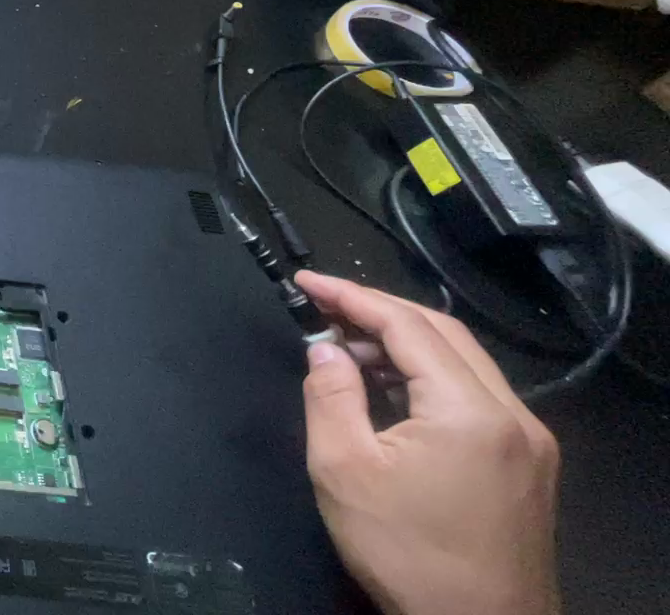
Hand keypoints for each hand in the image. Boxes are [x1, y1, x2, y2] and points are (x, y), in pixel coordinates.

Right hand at [296, 270, 560, 614]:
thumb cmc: (403, 548)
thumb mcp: (343, 466)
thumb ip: (330, 394)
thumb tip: (323, 348)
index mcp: (470, 413)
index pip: (407, 326)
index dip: (350, 296)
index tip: (303, 282)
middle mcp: (513, 417)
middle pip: (443, 333)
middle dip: (377, 308)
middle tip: (319, 303)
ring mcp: (526, 441)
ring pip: (460, 359)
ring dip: (399, 339)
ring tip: (340, 343)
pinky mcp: (523, 462)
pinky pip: (470, 391)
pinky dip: (421, 371)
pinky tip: (381, 382)